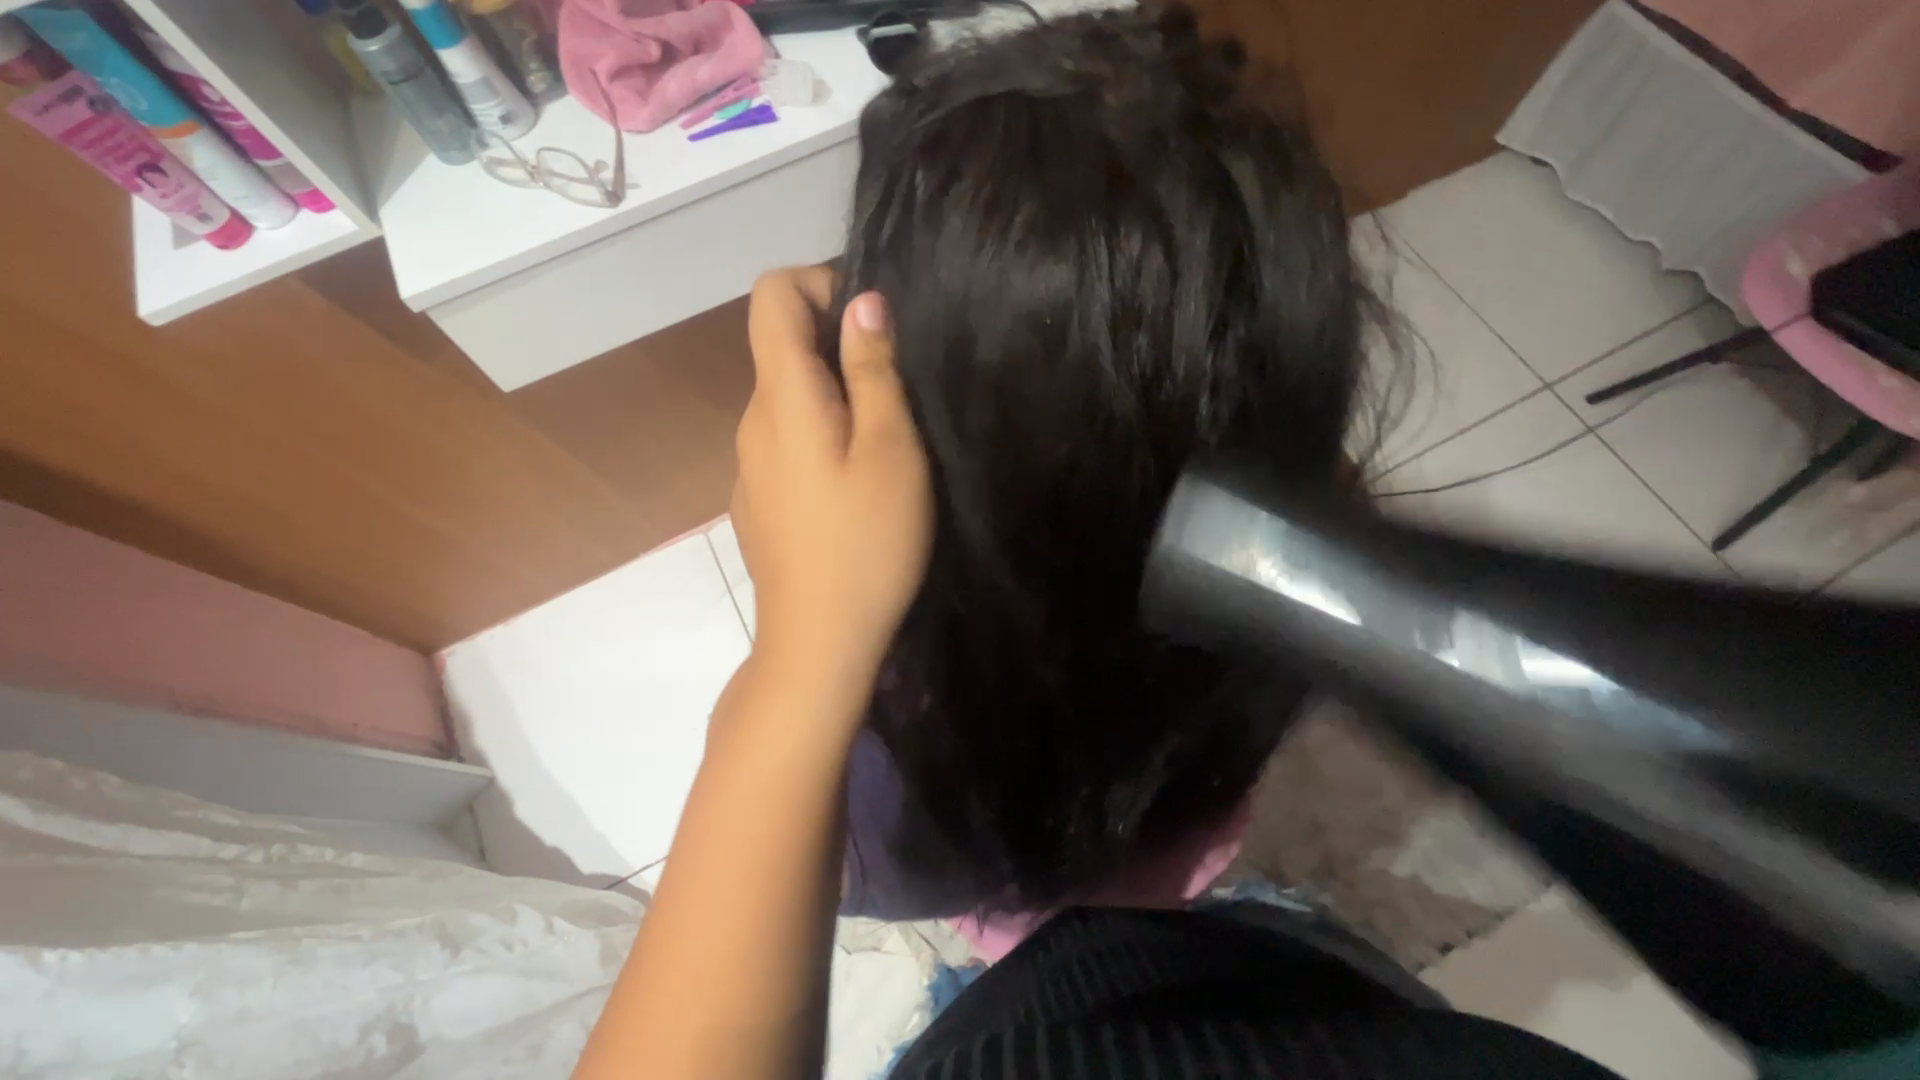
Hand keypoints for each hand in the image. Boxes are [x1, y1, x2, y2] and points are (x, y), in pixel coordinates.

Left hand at [732, 266, 932, 682]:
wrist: (818, 641)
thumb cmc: (866, 542)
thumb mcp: (890, 449)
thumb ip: (873, 369)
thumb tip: (861, 300)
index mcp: (782, 397)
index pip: (771, 295)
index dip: (820, 283)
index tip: (872, 326)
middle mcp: (752, 422)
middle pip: (780, 347)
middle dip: (838, 347)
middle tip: (898, 395)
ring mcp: (749, 466)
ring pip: (789, 400)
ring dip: (835, 398)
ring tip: (886, 448)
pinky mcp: (757, 501)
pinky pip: (786, 443)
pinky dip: (820, 438)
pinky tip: (854, 491)